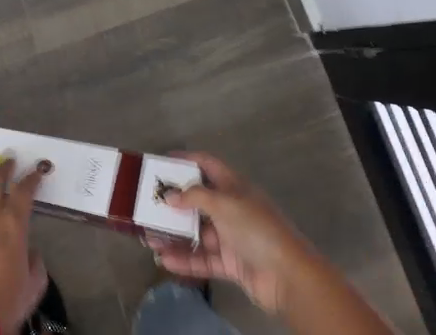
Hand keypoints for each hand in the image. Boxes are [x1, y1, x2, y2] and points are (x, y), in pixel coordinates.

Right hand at [149, 153, 327, 315]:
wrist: (288, 275)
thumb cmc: (257, 229)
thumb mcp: (226, 204)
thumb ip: (195, 197)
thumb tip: (170, 195)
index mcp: (234, 187)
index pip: (207, 165)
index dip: (185, 160)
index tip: (160, 162)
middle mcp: (231, 209)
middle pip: (198, 201)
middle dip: (173, 204)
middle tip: (147, 206)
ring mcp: (231, 237)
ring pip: (197, 233)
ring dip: (174, 236)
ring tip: (149, 239)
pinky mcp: (231, 263)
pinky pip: (203, 258)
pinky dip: (185, 259)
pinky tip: (165, 261)